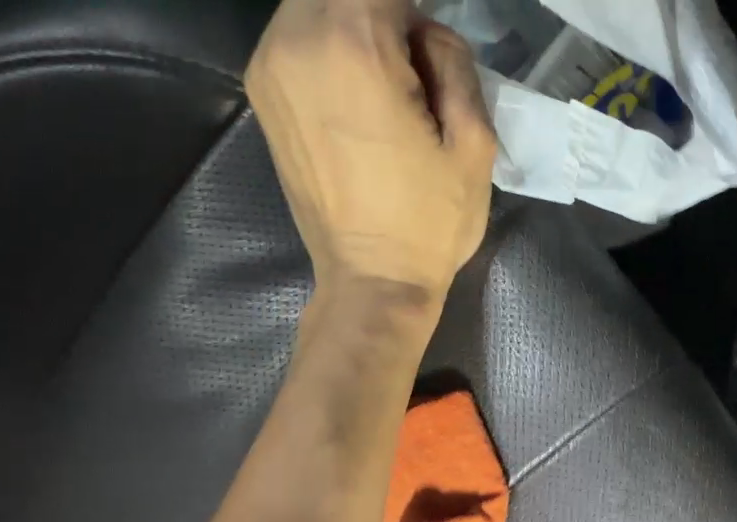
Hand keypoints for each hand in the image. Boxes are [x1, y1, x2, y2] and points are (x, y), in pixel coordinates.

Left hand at [248, 0, 495, 304]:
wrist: (373, 278)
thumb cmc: (431, 219)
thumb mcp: (474, 144)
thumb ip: (456, 64)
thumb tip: (429, 33)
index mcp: (354, 45)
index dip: (414, 11)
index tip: (433, 52)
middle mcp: (296, 38)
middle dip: (383, 15)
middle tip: (415, 69)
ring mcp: (269, 64)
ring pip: (314, 6)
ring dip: (354, 29)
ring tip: (389, 86)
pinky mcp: (262, 91)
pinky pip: (295, 37)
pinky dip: (328, 49)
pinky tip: (357, 100)